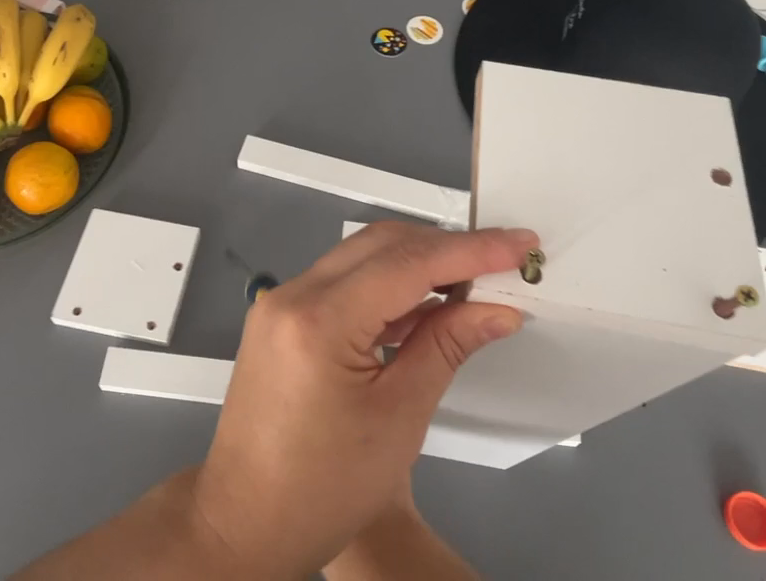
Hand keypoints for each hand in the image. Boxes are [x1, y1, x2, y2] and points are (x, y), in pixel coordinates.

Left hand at [190, 221, 539, 575]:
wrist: (245, 522)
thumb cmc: (325, 486)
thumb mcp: (399, 417)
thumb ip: (446, 347)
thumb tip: (498, 310)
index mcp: (319, 319)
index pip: (407, 263)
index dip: (471, 250)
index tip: (520, 244)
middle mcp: (292, 295)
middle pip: (381, 245)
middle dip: (445, 248)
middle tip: (503, 261)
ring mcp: (280, 303)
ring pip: (360, 257)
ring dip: (416, 263)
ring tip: (473, 282)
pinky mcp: (280, 318)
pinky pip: (341, 283)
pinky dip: (385, 286)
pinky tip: (424, 305)